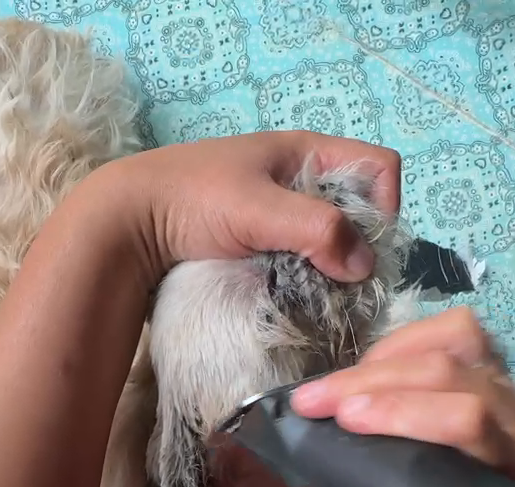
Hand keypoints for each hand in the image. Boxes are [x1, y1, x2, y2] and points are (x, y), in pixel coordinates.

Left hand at [79, 131, 400, 281]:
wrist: (129, 225)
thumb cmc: (192, 201)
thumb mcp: (258, 208)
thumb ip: (315, 229)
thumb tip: (364, 265)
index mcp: (306, 155)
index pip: (378, 169)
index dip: (385, 206)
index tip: (364, 251)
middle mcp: (299, 184)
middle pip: (358, 213)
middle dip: (360, 250)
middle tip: (347, 292)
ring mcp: (278, 219)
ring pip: (330, 245)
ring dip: (333, 274)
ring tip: (323, 305)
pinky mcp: (260, 249)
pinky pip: (301, 265)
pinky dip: (307, 284)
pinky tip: (297, 304)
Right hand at [275, 308, 514, 486]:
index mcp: (502, 467)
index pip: (464, 420)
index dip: (401, 411)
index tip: (344, 419)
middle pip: (447, 374)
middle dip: (370, 382)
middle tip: (313, 401)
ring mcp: (510, 384)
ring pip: (452, 343)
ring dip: (382, 361)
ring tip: (339, 387)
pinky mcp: (495, 360)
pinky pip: (457, 328)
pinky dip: (407, 338)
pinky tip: (373, 363)